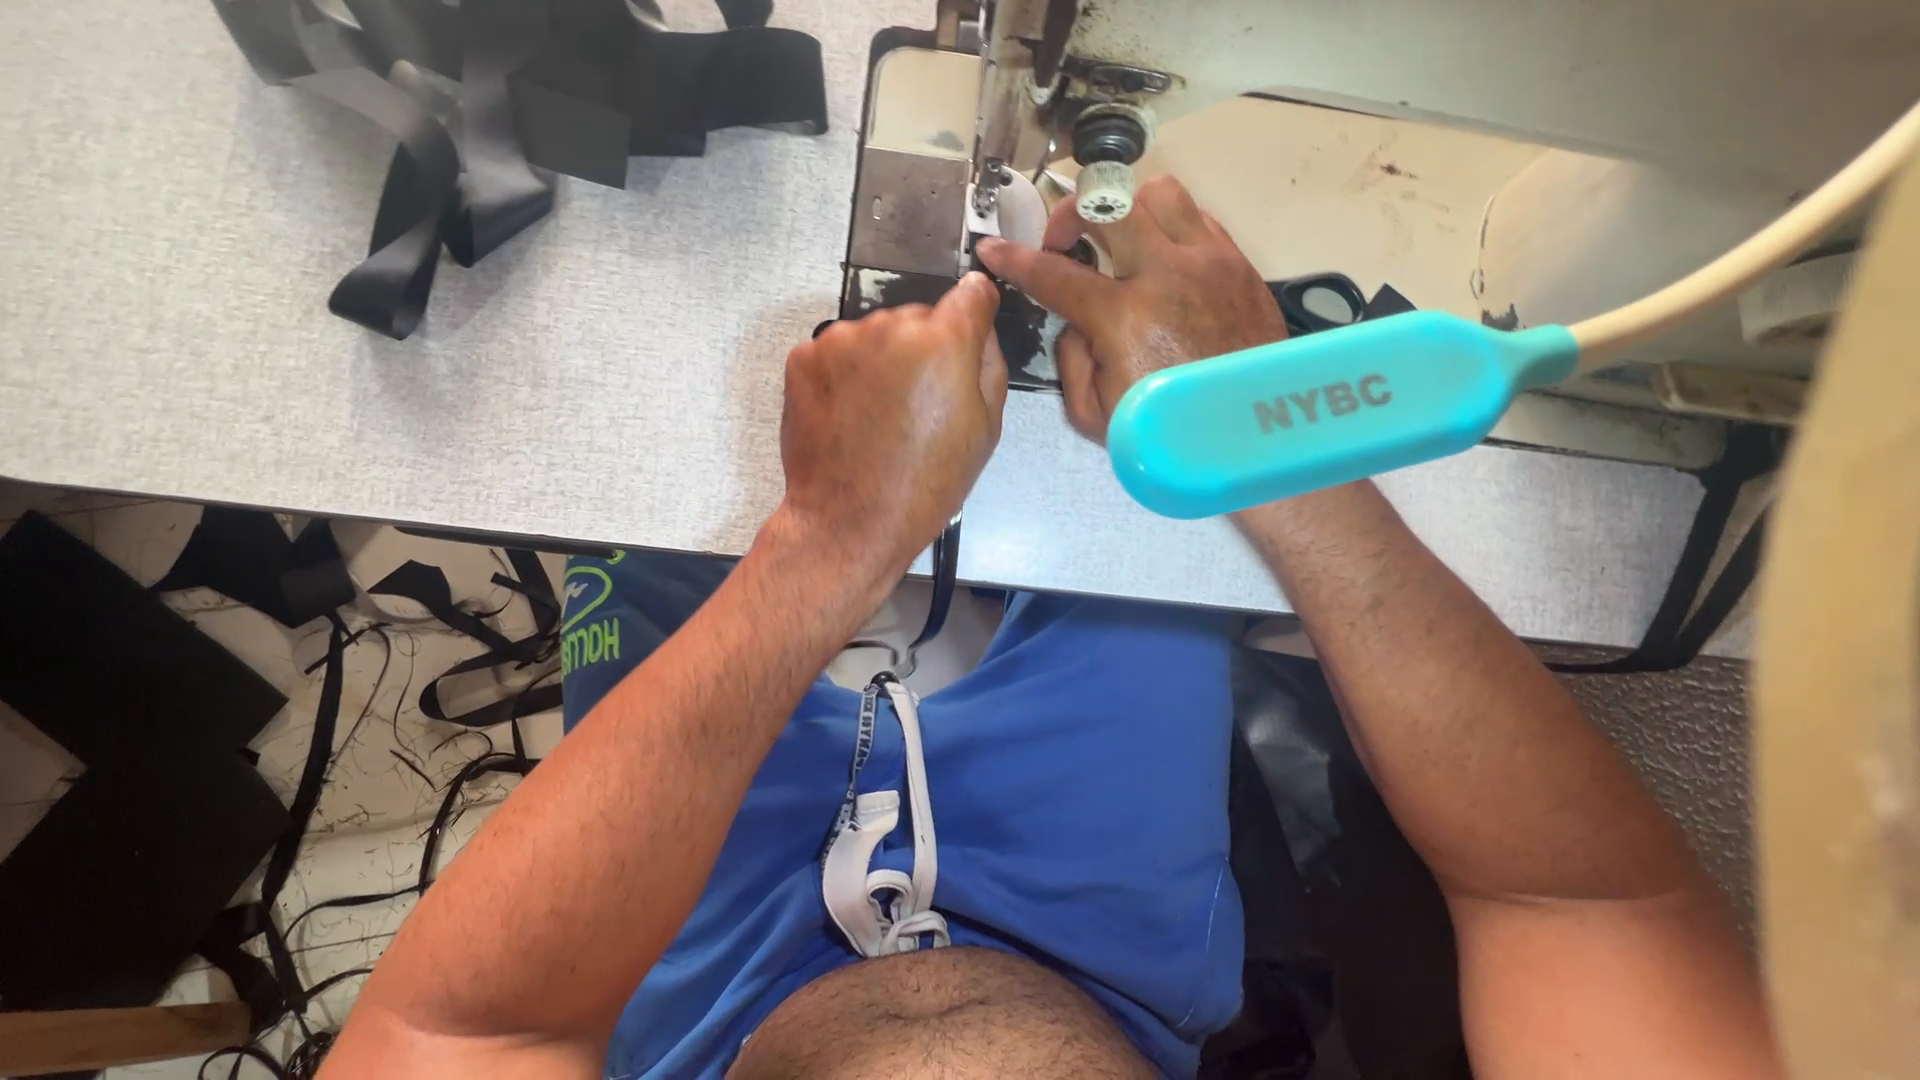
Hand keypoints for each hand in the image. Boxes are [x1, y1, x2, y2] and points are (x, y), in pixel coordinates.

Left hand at [774, 272, 1007, 581]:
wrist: (850, 521)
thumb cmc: (924, 485)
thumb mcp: (985, 429)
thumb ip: (989, 364)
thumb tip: (981, 328)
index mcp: (944, 341)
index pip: (971, 293)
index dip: (974, 312)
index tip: (968, 332)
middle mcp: (890, 326)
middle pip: (918, 317)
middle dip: (923, 348)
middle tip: (919, 403)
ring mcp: (840, 340)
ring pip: (875, 334)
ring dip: (880, 360)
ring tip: (880, 416)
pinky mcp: (804, 358)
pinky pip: (837, 352)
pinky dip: (845, 375)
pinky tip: (850, 415)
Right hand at [976, 175, 1286, 443]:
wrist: (1250, 436)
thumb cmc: (1169, 432)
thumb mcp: (1095, 415)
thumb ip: (1071, 360)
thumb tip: (1073, 321)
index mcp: (1124, 318)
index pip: (1054, 274)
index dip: (1015, 258)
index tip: (993, 247)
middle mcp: (1166, 275)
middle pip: (1107, 204)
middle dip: (1071, 215)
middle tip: (1066, 243)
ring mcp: (1209, 262)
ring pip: (1159, 192)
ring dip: (1128, 212)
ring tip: (1121, 244)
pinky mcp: (1239, 263)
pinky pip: (1199, 215)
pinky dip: (1170, 227)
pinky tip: (1163, 260)